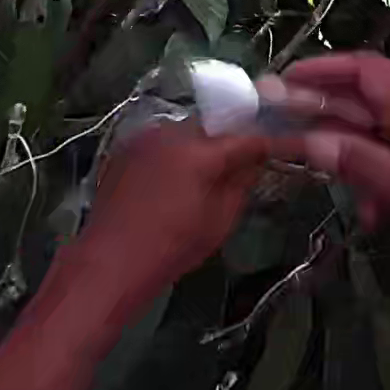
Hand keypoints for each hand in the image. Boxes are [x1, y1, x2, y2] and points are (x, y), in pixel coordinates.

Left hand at [77, 121, 267, 295]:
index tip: (281, 146)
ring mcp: (147, 136)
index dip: (267, 142)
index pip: (247, 137)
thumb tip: (256, 161)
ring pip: (186, 131)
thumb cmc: (171, 247)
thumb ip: (242, 183)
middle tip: (236, 163)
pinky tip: (169, 178)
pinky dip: (172, 152)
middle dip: (229, 141)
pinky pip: (161, 140)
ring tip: (199, 173)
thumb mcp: (219, 221)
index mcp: (202, 151)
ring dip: (198, 145)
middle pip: (214, 127)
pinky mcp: (127, 146)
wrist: (108, 262)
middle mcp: (175, 132)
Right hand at [282, 52, 389, 290]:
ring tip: (332, 187)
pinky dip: (381, 180)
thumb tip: (311, 142)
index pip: (364, 69)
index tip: (282, 82)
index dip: (321, 69)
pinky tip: (376, 216)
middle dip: (326, 114)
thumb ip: (365, 167)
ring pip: (380, 134)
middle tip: (283, 131)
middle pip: (366, 100)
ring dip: (354, 157)